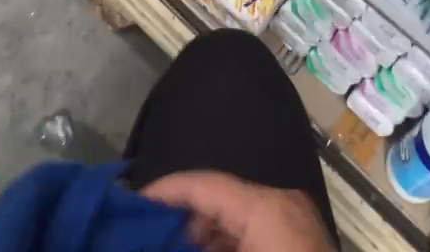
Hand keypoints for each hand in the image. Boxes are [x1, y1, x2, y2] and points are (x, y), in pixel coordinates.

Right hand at [141, 171, 333, 251]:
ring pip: (237, 217)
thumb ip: (195, 249)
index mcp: (265, 207)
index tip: (130, 203)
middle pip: (220, 199)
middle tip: (148, 237)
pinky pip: (255, 233)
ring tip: (174, 248)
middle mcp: (281, 204)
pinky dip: (229, 244)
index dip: (165, 191)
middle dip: (183, 220)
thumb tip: (160, 242)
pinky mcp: (299, 243)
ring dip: (205, 236)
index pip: (205, 184)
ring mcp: (294, 223)